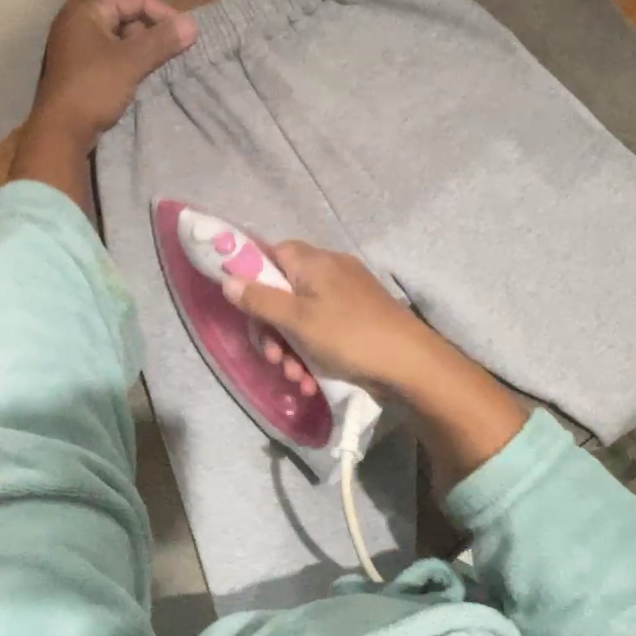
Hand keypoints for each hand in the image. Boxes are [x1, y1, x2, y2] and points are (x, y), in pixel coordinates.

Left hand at [25, 0, 195, 150]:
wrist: (61, 133)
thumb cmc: (93, 90)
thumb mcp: (130, 63)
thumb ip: (161, 42)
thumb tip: (192, 25)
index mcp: (86, 9)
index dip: (161, 11)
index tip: (184, 33)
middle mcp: (77, 20)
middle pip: (124, 14)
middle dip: (150, 30)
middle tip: (172, 50)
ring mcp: (75, 45)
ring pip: (117, 37)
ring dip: (140, 49)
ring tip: (159, 65)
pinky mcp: (78, 69)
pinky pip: (109, 55)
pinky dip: (127, 62)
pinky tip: (139, 76)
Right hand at [222, 242, 446, 394]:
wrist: (408, 363)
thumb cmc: (348, 335)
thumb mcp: (297, 320)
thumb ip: (260, 300)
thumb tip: (227, 280)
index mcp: (313, 262)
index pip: (271, 254)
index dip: (254, 279)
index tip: (247, 310)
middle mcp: (329, 272)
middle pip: (283, 293)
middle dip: (272, 331)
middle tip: (273, 359)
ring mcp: (346, 297)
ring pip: (302, 319)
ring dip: (291, 351)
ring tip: (296, 379)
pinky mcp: (357, 321)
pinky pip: (323, 333)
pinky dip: (313, 355)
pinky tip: (312, 382)